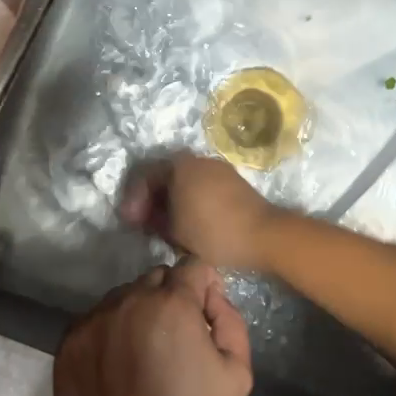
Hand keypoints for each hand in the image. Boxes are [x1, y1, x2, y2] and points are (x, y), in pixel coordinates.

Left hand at [53, 258, 252, 395]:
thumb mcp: (236, 377)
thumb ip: (232, 323)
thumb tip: (215, 299)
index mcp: (173, 303)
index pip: (192, 267)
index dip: (205, 286)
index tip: (205, 312)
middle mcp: (131, 299)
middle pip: (157, 279)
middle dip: (171, 298)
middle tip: (176, 337)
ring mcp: (95, 317)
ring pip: (125, 297)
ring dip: (138, 312)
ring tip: (143, 353)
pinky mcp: (70, 338)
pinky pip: (97, 319)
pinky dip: (110, 331)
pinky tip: (116, 365)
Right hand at [119, 156, 279, 271]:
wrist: (265, 235)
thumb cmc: (213, 232)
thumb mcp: (174, 230)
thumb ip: (154, 220)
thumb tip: (147, 216)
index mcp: (178, 166)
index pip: (144, 176)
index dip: (133, 200)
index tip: (130, 221)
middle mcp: (196, 159)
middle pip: (164, 176)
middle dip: (151, 199)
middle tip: (145, 223)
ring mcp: (217, 168)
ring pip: (183, 181)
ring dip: (170, 201)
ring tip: (166, 225)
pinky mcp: (232, 180)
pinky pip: (200, 186)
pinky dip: (189, 200)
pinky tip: (188, 220)